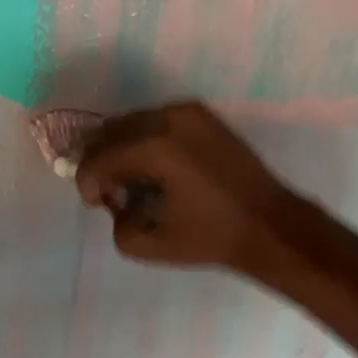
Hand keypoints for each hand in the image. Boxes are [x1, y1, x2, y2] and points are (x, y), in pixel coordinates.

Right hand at [75, 101, 298, 270]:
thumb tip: (117, 202)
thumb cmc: (211, 236)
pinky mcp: (201, 114)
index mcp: (152, 148)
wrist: (269, 223)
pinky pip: (157, 119)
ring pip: (133, 122)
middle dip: (102, 161)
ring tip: (137, 180)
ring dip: (123, 148)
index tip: (98, 204)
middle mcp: (166, 119)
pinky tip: (159, 167)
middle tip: (112, 191)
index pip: (98, 157)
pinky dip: (147, 138)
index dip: (88, 182)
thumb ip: (118, 225)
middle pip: (110, 131)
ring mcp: (186, 112)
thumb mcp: (153, 246)